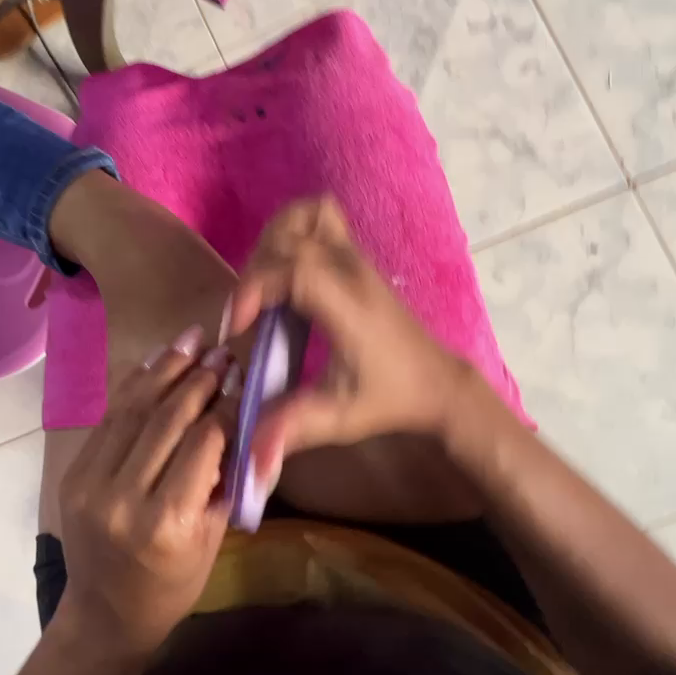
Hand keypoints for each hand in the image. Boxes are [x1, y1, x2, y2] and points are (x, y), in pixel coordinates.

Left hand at [54, 330, 235, 657]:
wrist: (104, 612)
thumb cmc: (172, 584)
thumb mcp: (213, 539)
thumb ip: (226, 479)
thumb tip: (243, 415)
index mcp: (166, 523)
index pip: (202, 444)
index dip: (226, 406)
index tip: (243, 380)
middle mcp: (123, 498)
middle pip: (165, 420)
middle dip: (198, 380)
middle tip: (222, 352)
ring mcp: (90, 483)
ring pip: (133, 410)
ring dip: (164, 370)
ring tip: (191, 340)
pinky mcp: (73, 473)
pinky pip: (107, 419)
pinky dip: (133, 387)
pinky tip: (156, 362)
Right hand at [223, 196, 494, 474]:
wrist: (438, 384)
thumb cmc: (389, 401)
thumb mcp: (339, 419)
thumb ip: (292, 431)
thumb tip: (248, 460)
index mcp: (350, 308)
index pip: (295, 268)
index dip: (254, 288)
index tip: (236, 328)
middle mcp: (352, 273)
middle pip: (292, 237)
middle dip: (255, 270)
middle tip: (247, 313)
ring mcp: (356, 259)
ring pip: (307, 214)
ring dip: (272, 240)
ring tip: (260, 285)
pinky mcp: (355, 257)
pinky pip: (319, 218)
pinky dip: (291, 231)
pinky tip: (280, 269)